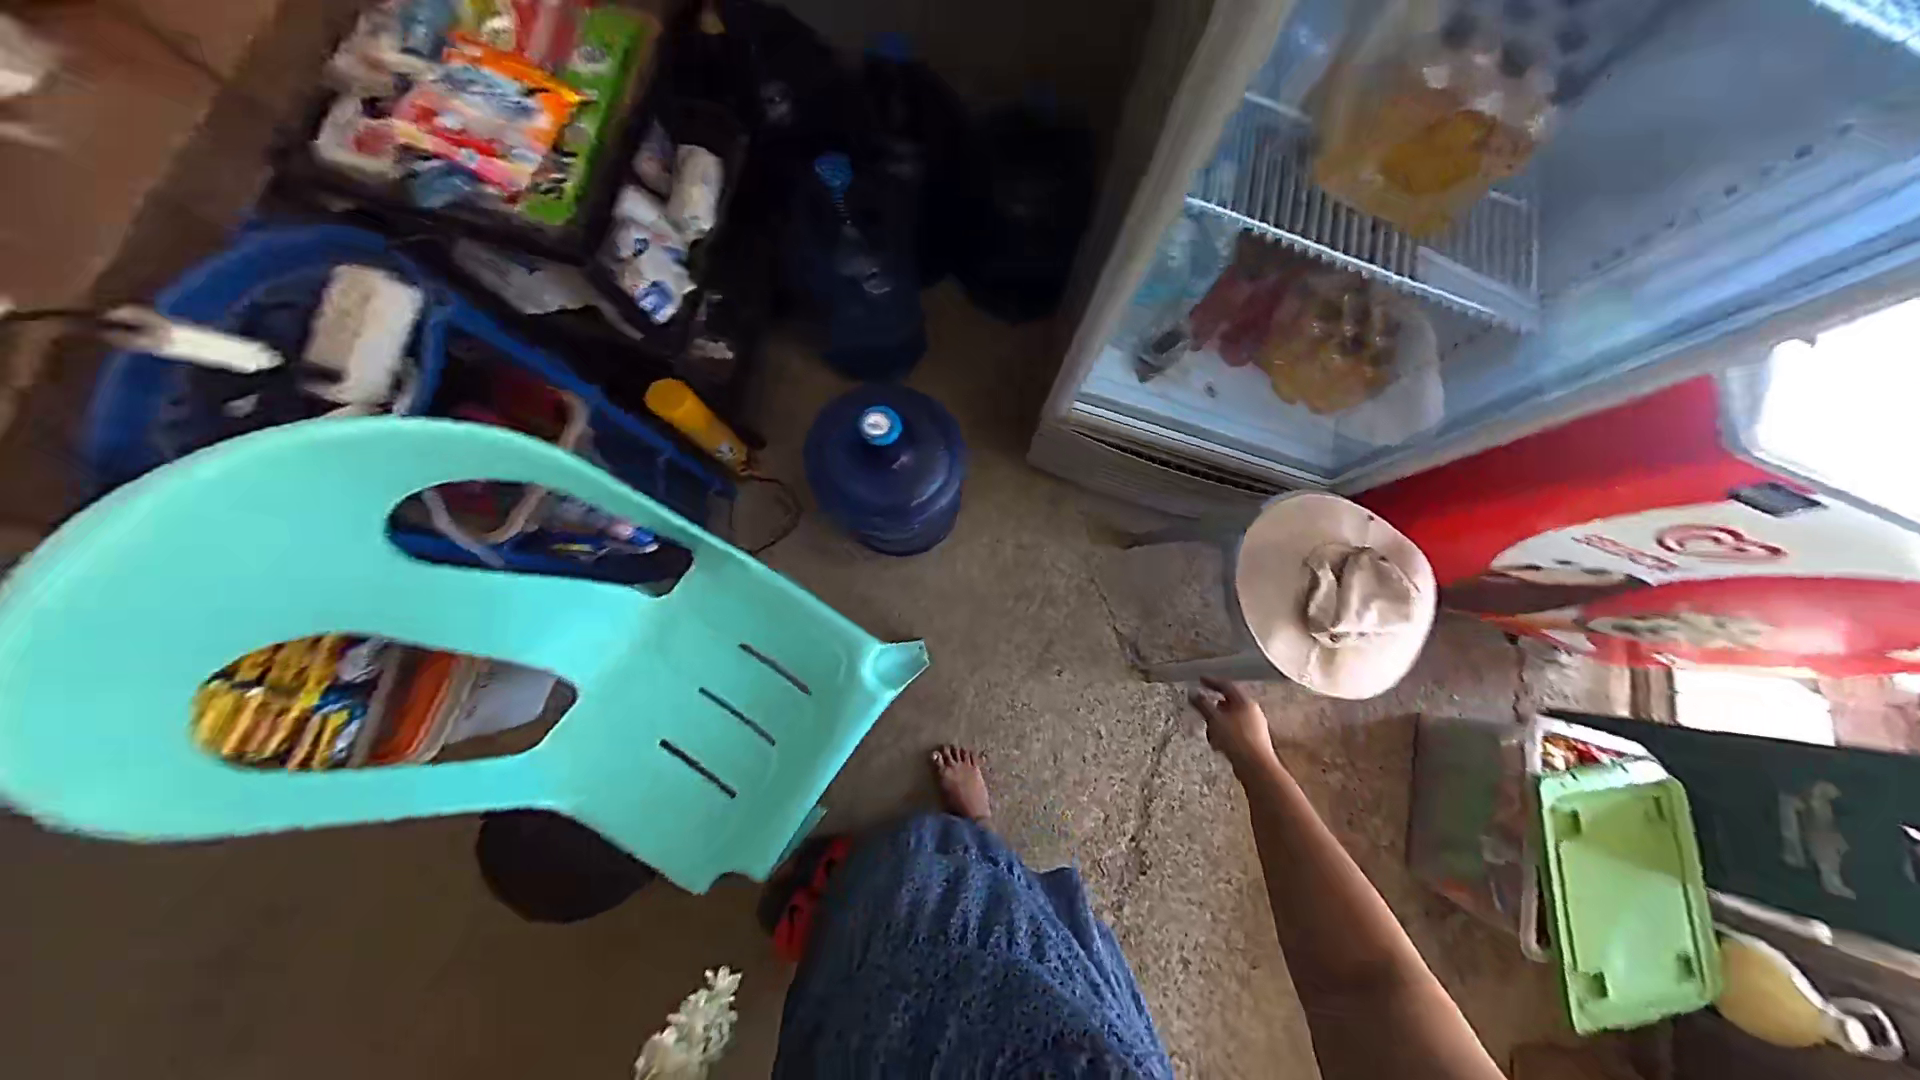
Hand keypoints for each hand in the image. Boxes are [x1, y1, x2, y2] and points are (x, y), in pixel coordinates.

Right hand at [1189, 677, 1278, 770]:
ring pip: (1231, 718)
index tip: (1201, 680)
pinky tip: (1218, 743)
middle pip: (1229, 702)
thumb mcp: (1214, 719)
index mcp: (1245, 702)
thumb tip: (1193, 693)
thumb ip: (1202, 704)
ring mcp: (1254, 726)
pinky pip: (1235, 731)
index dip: (1212, 682)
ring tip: (1209, 732)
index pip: (1226, 686)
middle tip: (1202, 708)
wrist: (1255, 767)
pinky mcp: (1253, 740)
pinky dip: (1224, 733)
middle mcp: (1252, 712)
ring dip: (1217, 723)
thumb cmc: (1237, 740)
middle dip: (1213, 706)